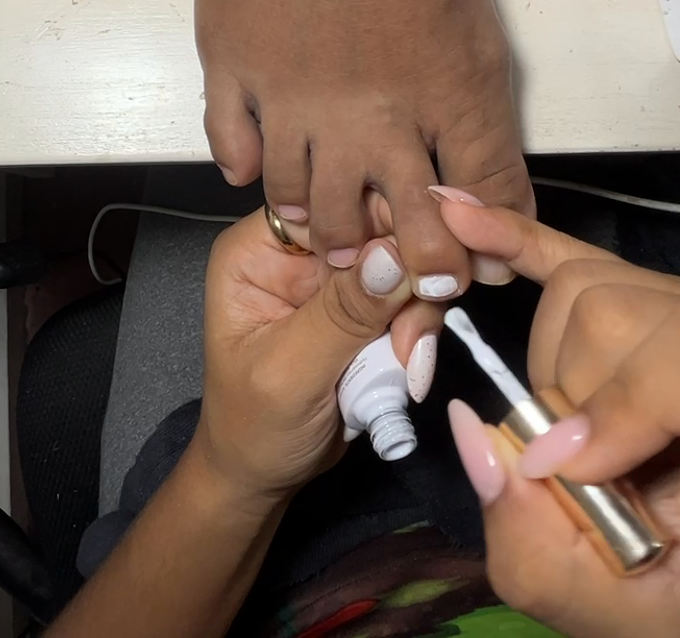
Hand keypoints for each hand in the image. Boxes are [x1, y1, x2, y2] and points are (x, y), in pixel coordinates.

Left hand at [190, 210, 417, 508]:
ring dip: (416, 313)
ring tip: (408, 363)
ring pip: (402, 263)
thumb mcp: (290, 371)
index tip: (425, 265)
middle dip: (407, 278)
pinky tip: (412, 368)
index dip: (384, 223)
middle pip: (376, 228)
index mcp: (260, 248)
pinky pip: (409, 297)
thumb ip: (341, 313)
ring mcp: (333, 278)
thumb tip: (394, 252)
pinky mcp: (364, 307)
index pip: (330, 203)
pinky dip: (419, 331)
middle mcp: (299, 250)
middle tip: (413, 338)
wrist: (263, 476)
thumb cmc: (254, 426)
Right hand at [436, 198, 679, 637]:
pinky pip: (574, 252)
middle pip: (624, 307)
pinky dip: (514, 238)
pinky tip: (462, 217)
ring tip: (565, 425)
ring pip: (586, 283)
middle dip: (568, 389)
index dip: (624, 401)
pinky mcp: (650, 294)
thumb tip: (480, 434)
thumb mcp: (625, 620)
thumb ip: (541, 549)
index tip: (565, 465)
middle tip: (563, 461)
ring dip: (547, 358)